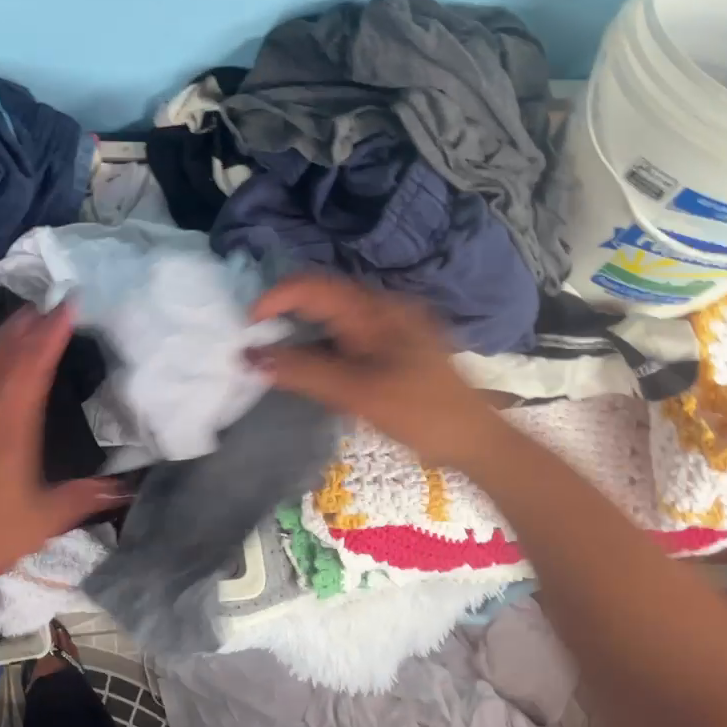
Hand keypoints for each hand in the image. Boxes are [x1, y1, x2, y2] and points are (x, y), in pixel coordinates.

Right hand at [247, 272, 507, 468]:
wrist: (477, 441)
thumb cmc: (420, 414)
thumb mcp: (356, 394)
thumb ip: (301, 372)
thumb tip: (249, 357)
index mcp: (376, 311)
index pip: (314, 285)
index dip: (275, 297)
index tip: (248, 325)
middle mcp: (384, 307)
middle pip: (322, 293)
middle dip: (284, 310)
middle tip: (256, 338)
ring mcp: (392, 324)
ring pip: (334, 311)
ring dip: (301, 324)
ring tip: (275, 350)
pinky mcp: (396, 342)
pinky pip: (347, 328)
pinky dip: (320, 338)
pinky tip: (309, 362)